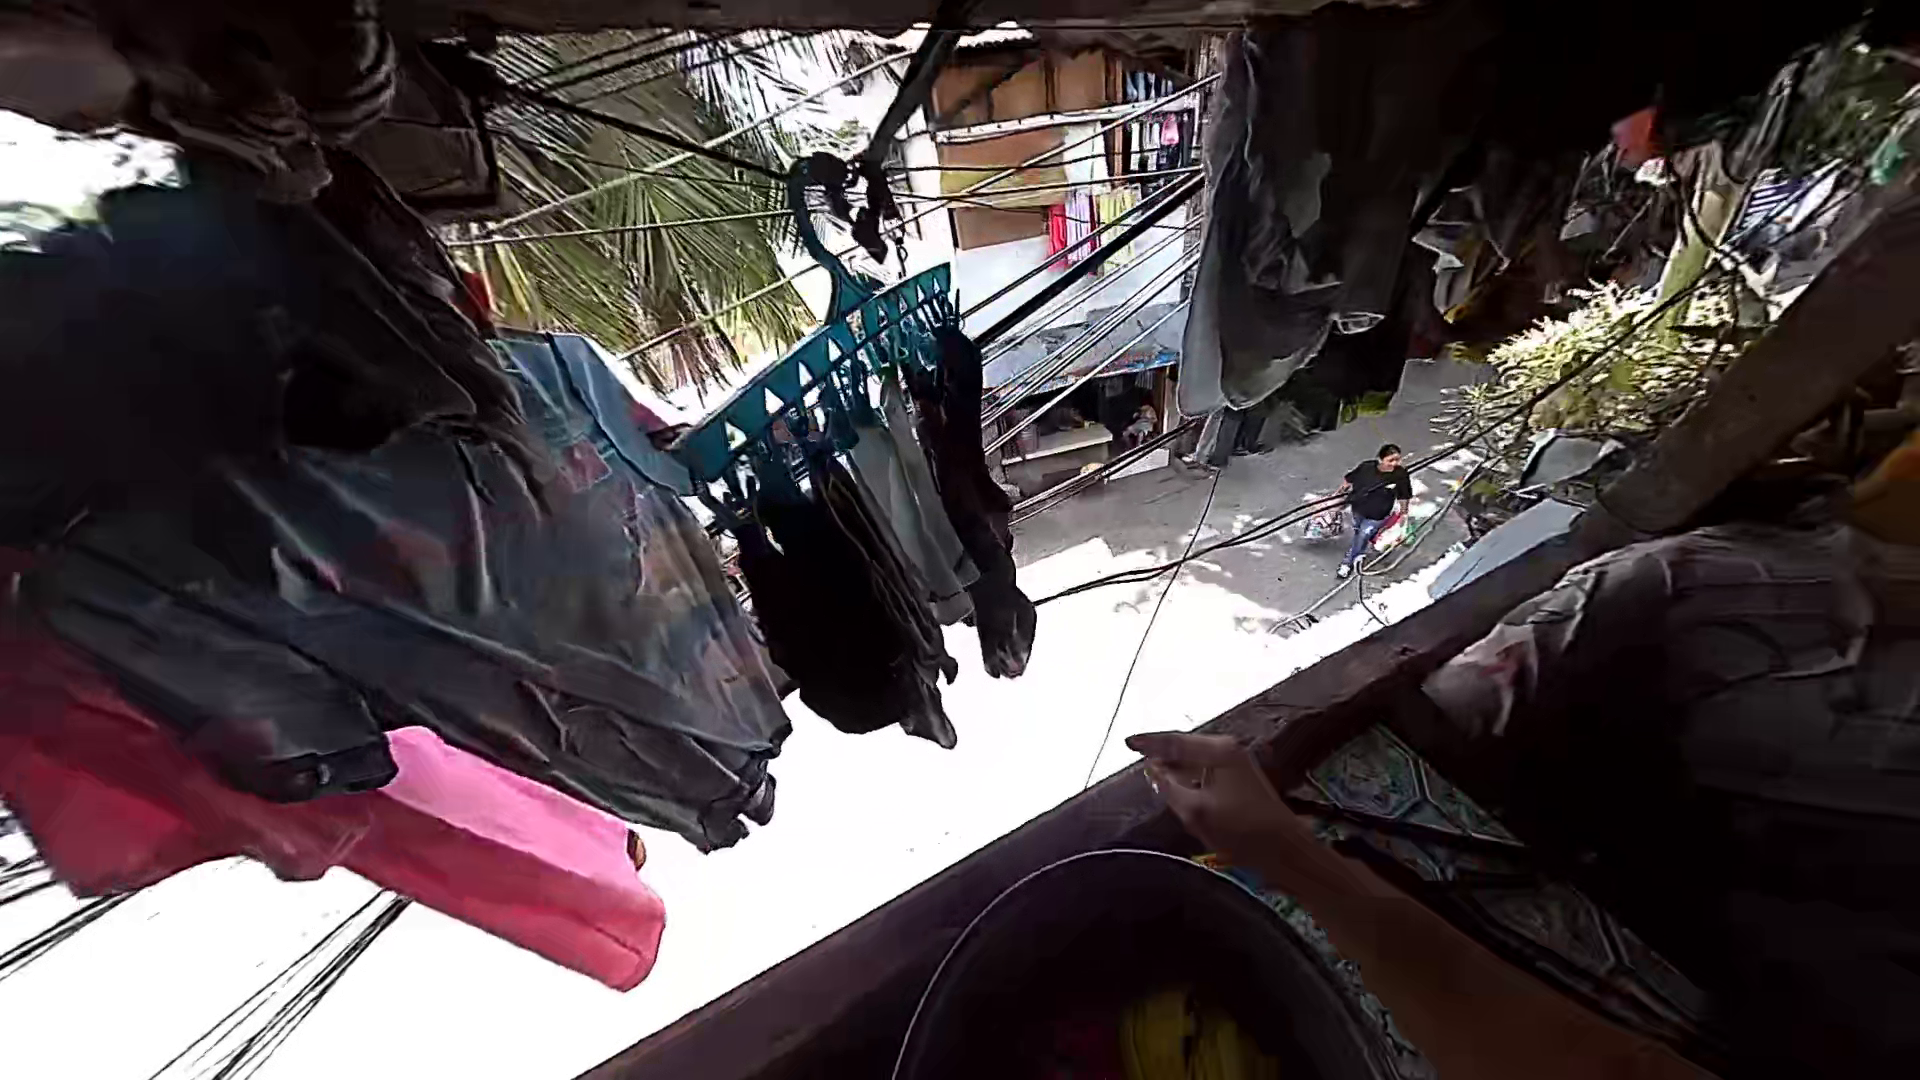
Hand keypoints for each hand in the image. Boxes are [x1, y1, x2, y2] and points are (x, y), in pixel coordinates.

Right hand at [1127, 732, 1311, 867]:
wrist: (1287, 852)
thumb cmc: (1243, 830)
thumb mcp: (1196, 811)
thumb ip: (1169, 787)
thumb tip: (1152, 771)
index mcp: (1218, 751)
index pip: (1174, 742)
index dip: (1148, 743)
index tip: (1127, 742)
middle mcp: (1227, 749)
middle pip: (1183, 746)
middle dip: (1161, 753)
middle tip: (1138, 757)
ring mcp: (1235, 763)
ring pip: (1193, 759)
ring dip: (1174, 766)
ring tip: (1153, 774)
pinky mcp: (1239, 779)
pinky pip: (1203, 769)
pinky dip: (1187, 775)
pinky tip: (1177, 786)